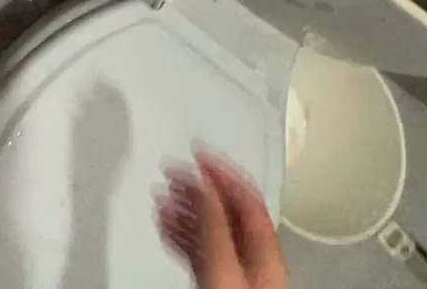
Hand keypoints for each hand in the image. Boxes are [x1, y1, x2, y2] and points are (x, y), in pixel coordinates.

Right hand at [156, 151, 288, 288]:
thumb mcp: (225, 265)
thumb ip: (215, 223)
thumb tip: (203, 185)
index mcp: (264, 245)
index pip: (245, 193)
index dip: (221, 168)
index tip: (196, 151)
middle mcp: (252, 252)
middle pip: (224, 207)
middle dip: (196, 185)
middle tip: (172, 170)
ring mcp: (236, 266)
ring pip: (209, 226)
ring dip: (184, 206)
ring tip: (162, 194)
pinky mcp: (219, 279)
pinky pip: (199, 246)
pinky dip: (181, 230)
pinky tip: (164, 222)